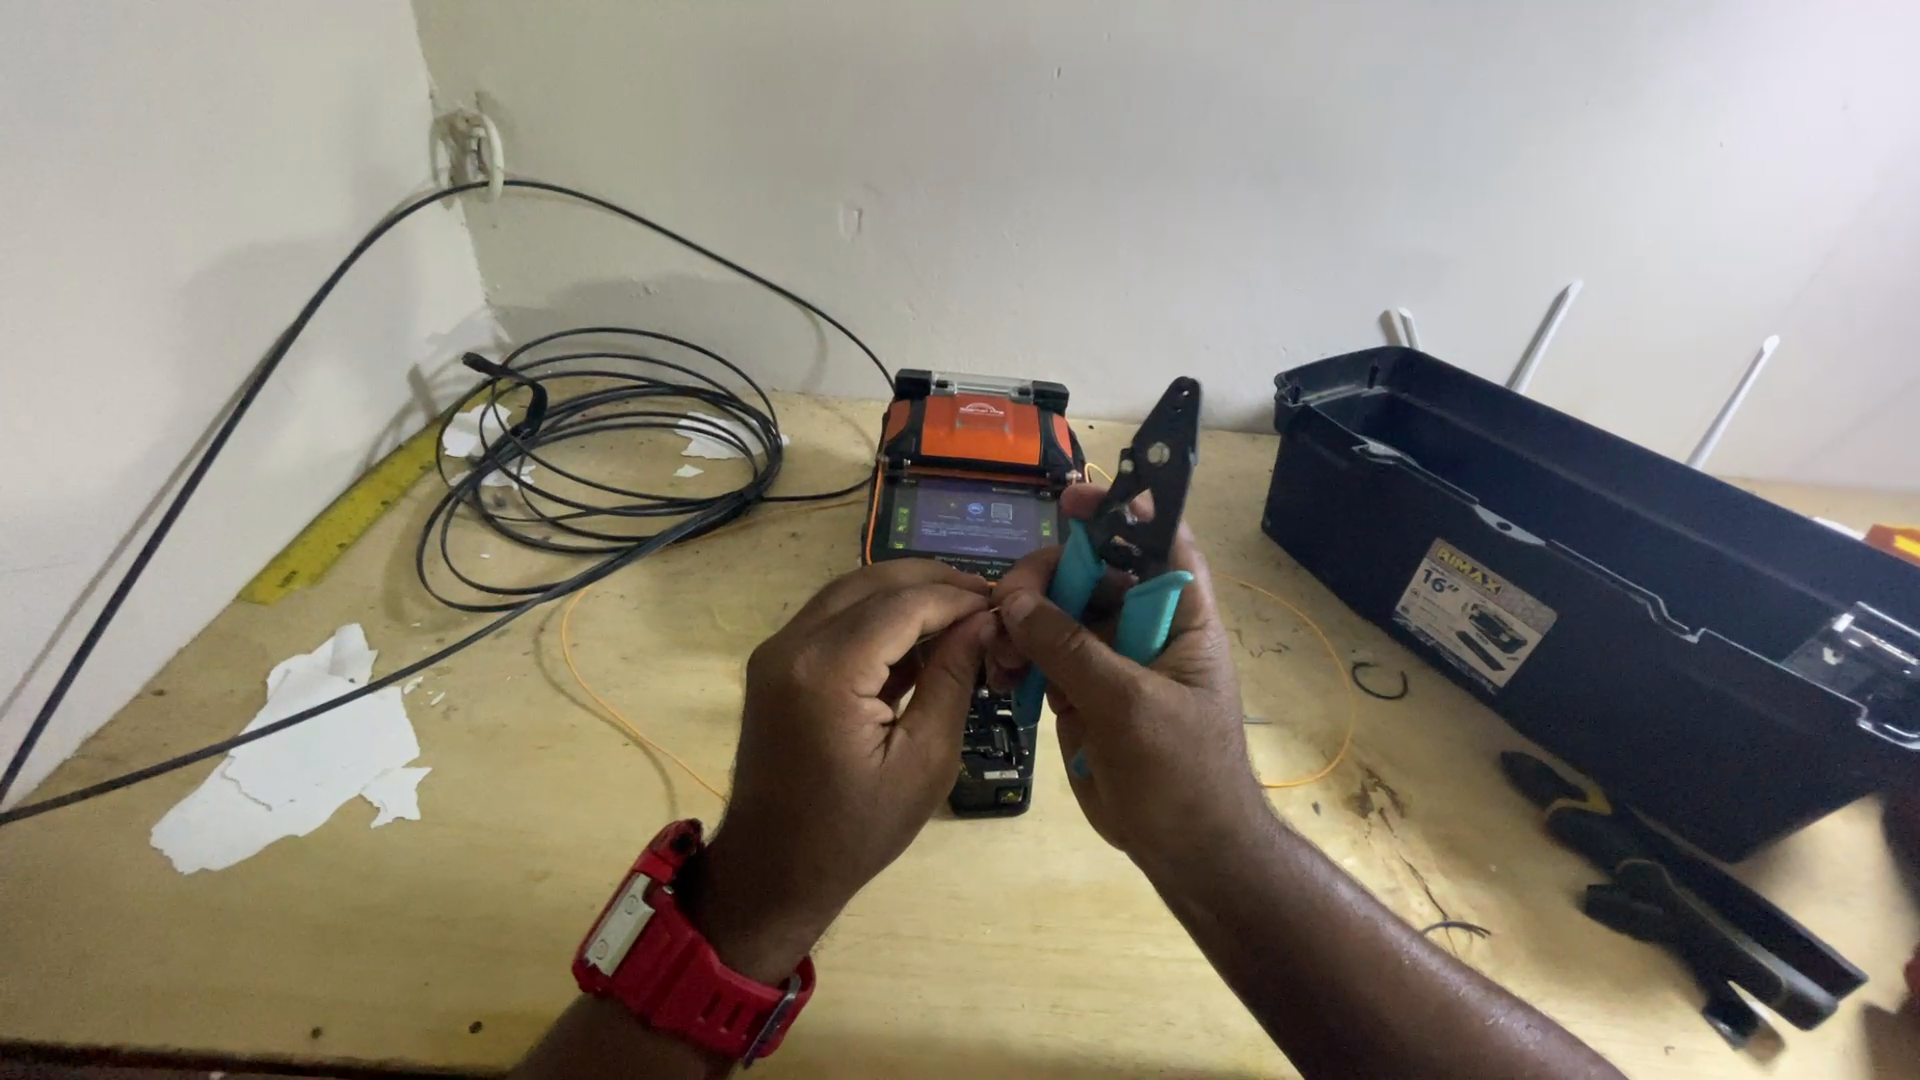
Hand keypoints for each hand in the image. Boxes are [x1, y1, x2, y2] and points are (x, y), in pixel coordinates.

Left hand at [686, 559, 994, 981]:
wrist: (772, 870)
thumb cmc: (856, 831)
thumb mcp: (925, 760)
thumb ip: (954, 678)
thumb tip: (986, 621)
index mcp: (827, 671)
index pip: (904, 605)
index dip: (957, 598)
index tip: (1003, 605)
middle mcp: (792, 644)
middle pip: (873, 583)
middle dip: (934, 582)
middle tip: (986, 597)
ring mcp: (777, 650)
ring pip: (851, 591)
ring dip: (905, 592)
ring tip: (960, 610)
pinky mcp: (776, 661)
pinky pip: (833, 616)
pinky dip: (877, 613)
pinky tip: (917, 634)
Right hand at [989, 485, 1268, 867]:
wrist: (1184, 850)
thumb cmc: (1180, 775)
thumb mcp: (1129, 705)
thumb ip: (1070, 649)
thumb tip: (1013, 601)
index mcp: (1180, 616)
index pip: (1159, 540)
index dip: (1122, 510)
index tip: (1070, 501)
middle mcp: (1144, 625)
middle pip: (1092, 570)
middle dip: (1045, 579)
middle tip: (1005, 602)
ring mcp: (1110, 656)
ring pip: (1057, 611)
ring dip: (1021, 622)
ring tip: (998, 653)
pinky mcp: (1082, 686)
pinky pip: (1042, 653)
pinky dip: (1017, 657)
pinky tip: (1000, 676)